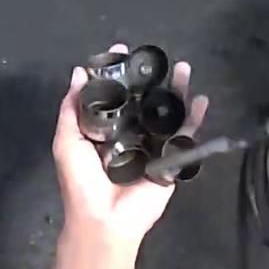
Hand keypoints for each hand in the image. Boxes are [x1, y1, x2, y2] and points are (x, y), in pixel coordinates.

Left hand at [53, 44, 208, 247]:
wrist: (104, 218)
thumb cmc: (81, 182)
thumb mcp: (67, 141)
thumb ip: (72, 109)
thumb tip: (78, 72)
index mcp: (104, 130)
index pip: (114, 94)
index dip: (119, 72)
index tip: (123, 49)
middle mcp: (129, 135)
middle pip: (143, 100)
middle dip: (151, 77)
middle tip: (157, 56)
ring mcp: (151, 148)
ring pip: (166, 114)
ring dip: (177, 92)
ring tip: (185, 69)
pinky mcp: (169, 162)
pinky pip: (184, 138)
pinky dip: (194, 119)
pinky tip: (201, 100)